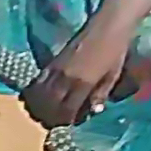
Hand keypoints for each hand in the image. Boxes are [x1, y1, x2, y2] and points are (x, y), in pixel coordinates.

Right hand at [21, 3, 141, 125]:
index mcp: (83, 83)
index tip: (67, 125)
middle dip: (49, 117)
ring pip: (38, 96)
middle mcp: (65, 78)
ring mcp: (55, 70)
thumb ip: (100, 94)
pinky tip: (37, 98)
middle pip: (49, 106)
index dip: (65, 121)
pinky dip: (34, 93)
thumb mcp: (113, 75)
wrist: (107, 25)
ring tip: (42, 113)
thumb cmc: (116, 50)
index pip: (67, 110)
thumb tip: (92, 112)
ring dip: (39, 107)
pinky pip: (36, 83)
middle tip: (53, 122)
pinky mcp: (50, 63)